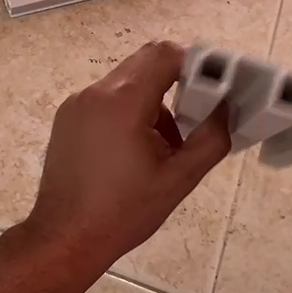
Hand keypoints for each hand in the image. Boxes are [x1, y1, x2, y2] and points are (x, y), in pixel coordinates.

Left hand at [22, 41, 231, 270]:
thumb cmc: (125, 211)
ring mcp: (77, 103)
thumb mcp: (179, 179)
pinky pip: (106, 99)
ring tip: (164, 145)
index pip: (165, 54)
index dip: (195, 63)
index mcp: (123, 101)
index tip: (212, 85)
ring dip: (152, 100)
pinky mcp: (67, 117)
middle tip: (194, 113)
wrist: (66, 238)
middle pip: (145, 62)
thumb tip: (226, 108)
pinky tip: (134, 150)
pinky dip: (128, 110)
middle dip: (175, 80)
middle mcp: (96, 92)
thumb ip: (211, 138)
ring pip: (126, 81)